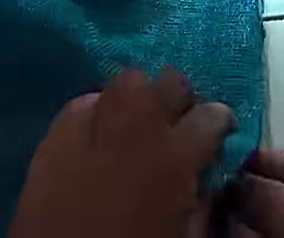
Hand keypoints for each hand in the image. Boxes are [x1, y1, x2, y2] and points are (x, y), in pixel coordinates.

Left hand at [8, 68, 236, 237]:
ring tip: (137, 126)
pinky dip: (102, 112)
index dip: (221, 124)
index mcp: (176, 153)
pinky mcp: (62, 121)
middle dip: (181, 101)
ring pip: (132, 79)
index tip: (220, 134)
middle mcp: (141, 120)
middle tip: (177, 128)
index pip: (213, 115)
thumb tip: (206, 180)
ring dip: (141, 98)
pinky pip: (92, 100)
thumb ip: (201, 204)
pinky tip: (100, 137)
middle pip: (173, 81)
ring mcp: (99, 114)